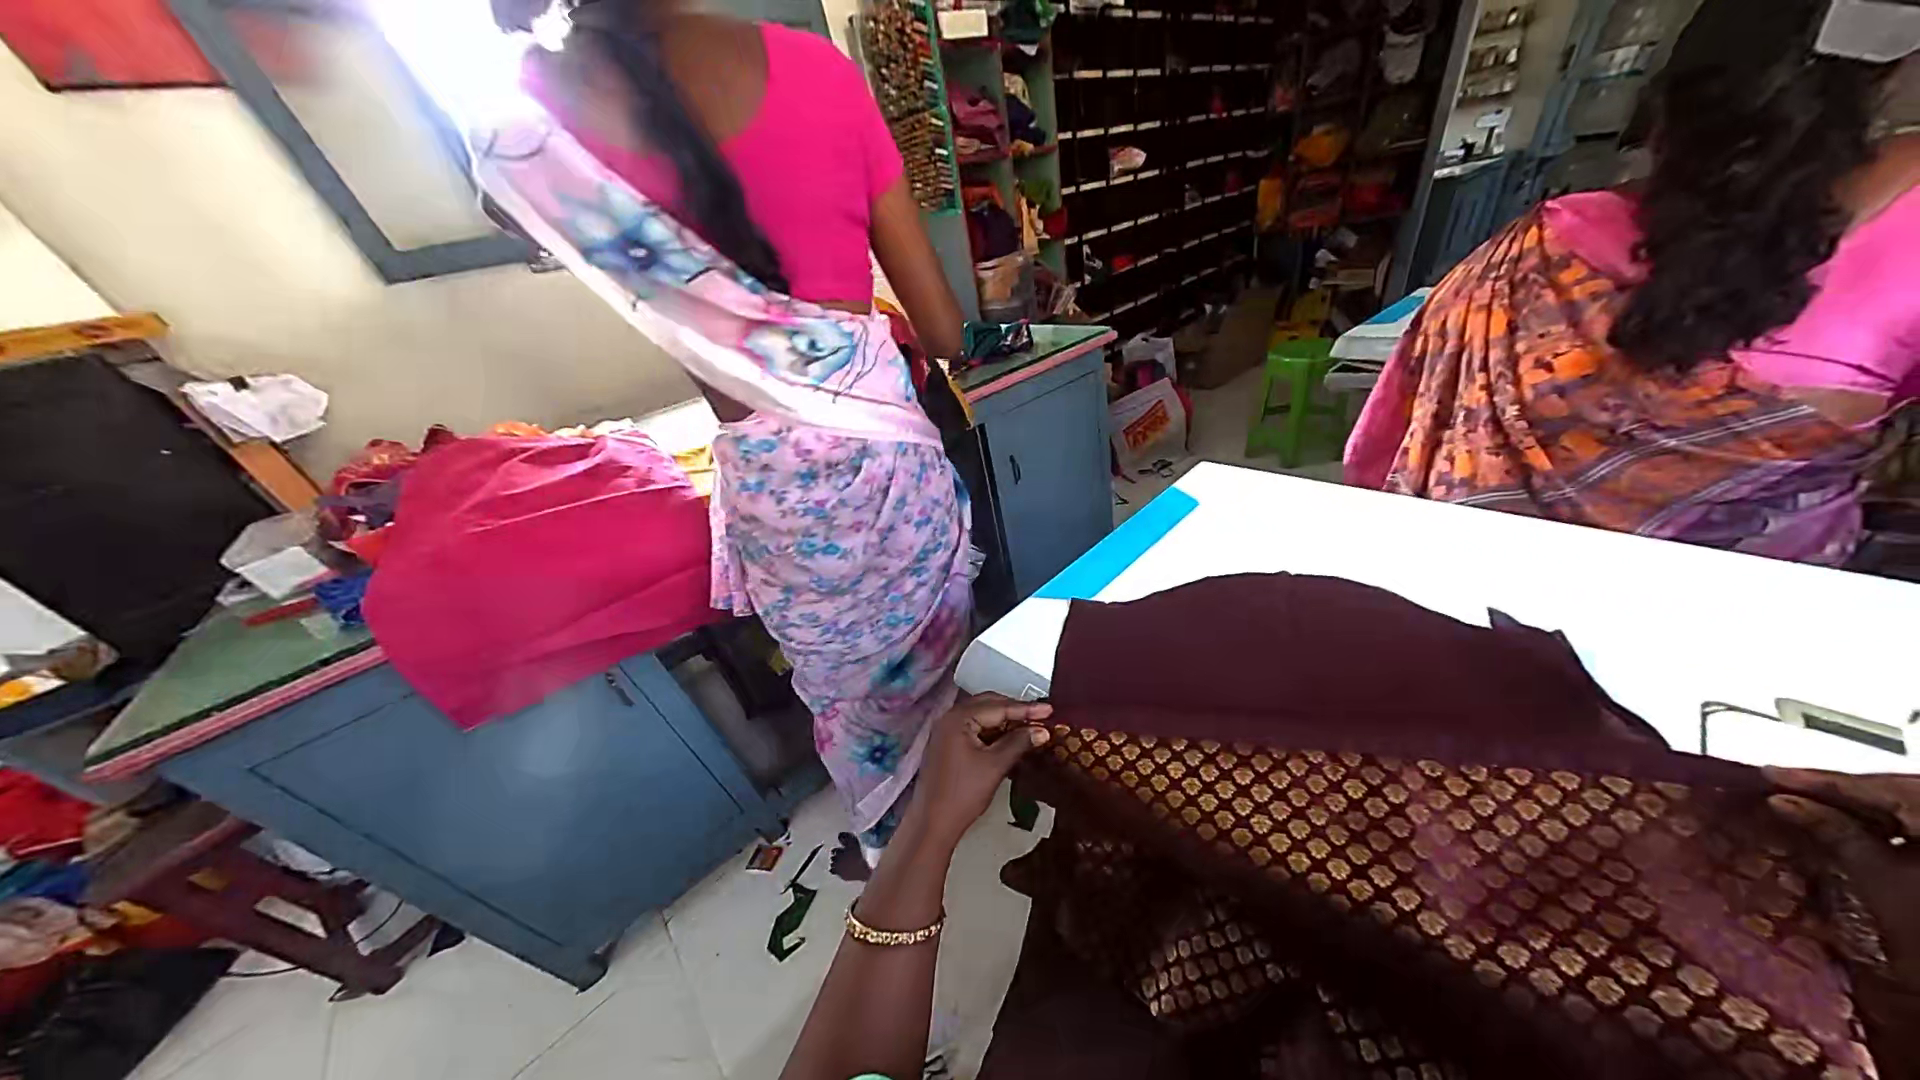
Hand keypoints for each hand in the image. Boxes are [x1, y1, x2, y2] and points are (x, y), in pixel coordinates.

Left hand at [905, 694, 1052, 850]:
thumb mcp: (995, 765)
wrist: (933, 822)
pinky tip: (1008, 736)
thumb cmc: (963, 793)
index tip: (1049, 709)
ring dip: (1004, 719)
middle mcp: (949, 718)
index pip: (997, 706)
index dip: (1025, 708)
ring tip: (1028, 724)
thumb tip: (1041, 730)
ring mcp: (945, 730)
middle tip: (1040, 715)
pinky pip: (973, 727)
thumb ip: (1019, 742)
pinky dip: (992, 730)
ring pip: (980, 715)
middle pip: (987, 704)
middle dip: (1014, 709)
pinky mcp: (946, 743)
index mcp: (958, 718)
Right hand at [1764, 767, 1919, 1073]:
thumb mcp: (1875, 878)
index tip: (1768, 774)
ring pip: (1907, 807)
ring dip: (1863, 808)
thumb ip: (1832, 831)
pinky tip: (1857, 830)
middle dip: (1840, 791)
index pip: (1872, 784)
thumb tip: (1784, 801)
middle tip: (1784, 789)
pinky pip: (1917, 826)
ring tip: (1812, 808)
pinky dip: (1889, 825)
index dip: (1816, 779)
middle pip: (1894, 791)